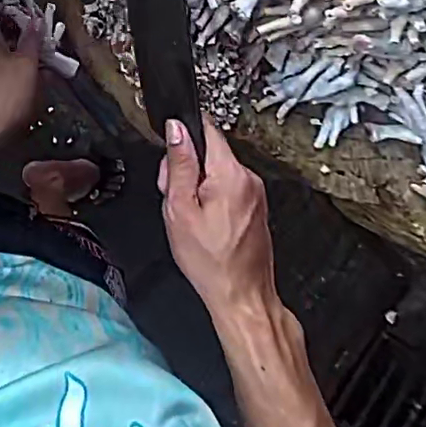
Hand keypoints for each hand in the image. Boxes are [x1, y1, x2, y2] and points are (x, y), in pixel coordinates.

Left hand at [0, 7, 42, 144]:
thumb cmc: (4, 95)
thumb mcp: (27, 63)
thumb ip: (32, 40)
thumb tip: (36, 22)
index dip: (11, 8)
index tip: (29, 15)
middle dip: (20, 33)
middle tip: (40, 39)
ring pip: (0, 51)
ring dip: (20, 53)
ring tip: (40, 61)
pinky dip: (14, 69)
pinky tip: (30, 80)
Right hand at [158, 116, 278, 321]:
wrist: (241, 297)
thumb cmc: (210, 260)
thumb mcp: (179, 207)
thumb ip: (178, 163)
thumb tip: (176, 129)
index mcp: (231, 175)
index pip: (206, 129)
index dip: (181, 136)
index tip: (170, 155)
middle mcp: (249, 179)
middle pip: (207, 151)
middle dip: (185, 166)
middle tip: (175, 196)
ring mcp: (254, 194)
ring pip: (214, 168)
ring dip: (195, 182)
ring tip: (188, 213)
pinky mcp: (254, 206)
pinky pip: (225, 185)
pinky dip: (208, 196)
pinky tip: (202, 220)